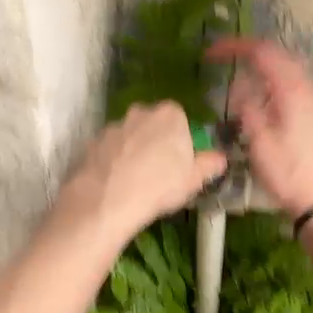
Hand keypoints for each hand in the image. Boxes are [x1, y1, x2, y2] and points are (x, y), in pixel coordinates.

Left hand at [52, 102, 227, 248]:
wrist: (108, 200)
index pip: (180, 119)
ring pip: (129, 136)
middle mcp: (139, 112)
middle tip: (159, 172)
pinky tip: (115, 184)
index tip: (181, 162)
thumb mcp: (194, 179)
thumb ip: (210, 164)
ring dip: (133, 151)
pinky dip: (113, 161)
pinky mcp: (92, 142)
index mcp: (170, 114)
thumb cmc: (160, 186)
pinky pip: (109, 150)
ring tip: (135, 182)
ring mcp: (113, 126)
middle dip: (156, 142)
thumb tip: (220, 158)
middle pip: (153, 125)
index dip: (181, 140)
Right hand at [207, 38, 312, 214]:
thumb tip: (238, 85)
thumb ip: (246, 105)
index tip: (211, 54)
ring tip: (237, 72)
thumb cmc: (286, 172)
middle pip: (276, 55)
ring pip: (286, 68)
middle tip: (222, 58)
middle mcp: (307, 87)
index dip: (234, 47)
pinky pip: (292, 83)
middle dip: (247, 52)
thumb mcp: (258, 140)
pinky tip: (260, 94)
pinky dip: (273, 79)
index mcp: (292, 89)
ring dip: (261, 65)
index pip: (262, 52)